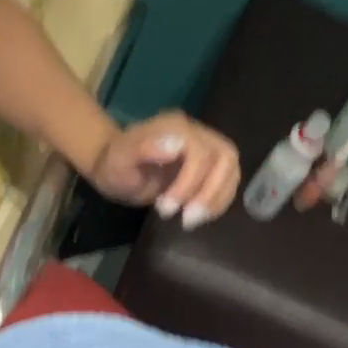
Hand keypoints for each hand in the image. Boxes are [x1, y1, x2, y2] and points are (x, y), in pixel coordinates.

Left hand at [87, 111, 239, 229]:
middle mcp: (198, 133)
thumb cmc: (116, 166)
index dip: (189, 184)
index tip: (164, 208)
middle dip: (209, 194)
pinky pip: (228, 181)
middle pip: (225, 158)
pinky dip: (218, 202)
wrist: (117, 168)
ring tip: (190, 220)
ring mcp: (207, 148)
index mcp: (176, 127)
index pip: (201, 152)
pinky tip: (198, 216)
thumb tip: (177, 145)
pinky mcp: (211, 166)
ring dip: (216, 200)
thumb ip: (145, 148)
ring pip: (231, 170)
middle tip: (186, 219)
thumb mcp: (120, 159)